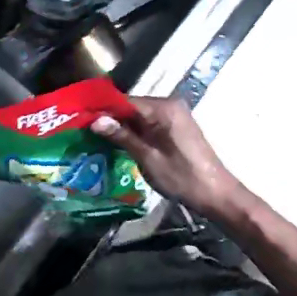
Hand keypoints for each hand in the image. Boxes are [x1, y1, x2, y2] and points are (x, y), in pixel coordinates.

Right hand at [92, 97, 251, 222]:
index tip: (80, 118)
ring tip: (94, 138)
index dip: (102, 109)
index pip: (125, 101)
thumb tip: (95, 119)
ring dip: (120, 126)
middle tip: (83, 130)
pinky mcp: (176, 127)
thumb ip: (122, 137)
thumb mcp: (148, 158)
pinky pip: (149, 123)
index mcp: (164, 108)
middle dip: (110, 118)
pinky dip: (134, 132)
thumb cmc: (182, 178)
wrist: (216, 194)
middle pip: (131, 106)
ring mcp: (174, 115)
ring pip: (139, 116)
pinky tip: (117, 143)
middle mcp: (169, 105)